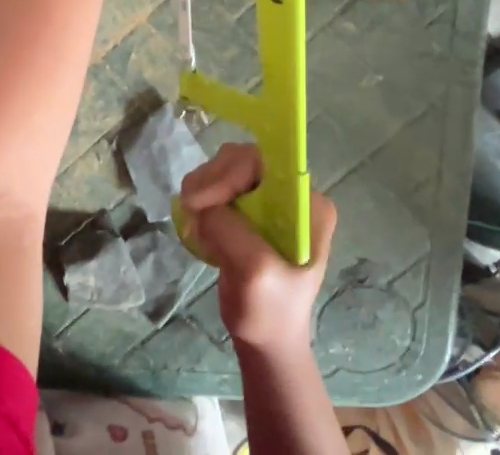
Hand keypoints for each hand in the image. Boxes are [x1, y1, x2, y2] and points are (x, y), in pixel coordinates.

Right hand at [180, 143, 338, 353]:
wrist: (265, 340)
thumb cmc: (269, 310)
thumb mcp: (254, 271)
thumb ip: (230, 229)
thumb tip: (201, 204)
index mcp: (308, 203)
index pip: (266, 161)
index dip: (231, 172)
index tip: (203, 201)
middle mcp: (291, 194)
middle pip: (241, 160)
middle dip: (211, 181)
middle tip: (190, 208)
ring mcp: (268, 201)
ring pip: (224, 170)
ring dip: (202, 189)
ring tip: (193, 219)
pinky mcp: (246, 211)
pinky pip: (216, 187)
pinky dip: (200, 199)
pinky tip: (197, 224)